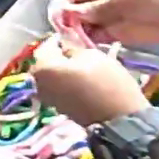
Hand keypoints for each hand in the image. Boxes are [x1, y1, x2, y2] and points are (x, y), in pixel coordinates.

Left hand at [31, 37, 146, 125]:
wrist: (121, 120)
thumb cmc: (107, 84)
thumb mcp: (93, 56)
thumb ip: (73, 46)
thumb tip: (64, 40)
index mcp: (42, 67)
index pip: (46, 46)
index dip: (60, 40)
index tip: (73, 37)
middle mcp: (37, 82)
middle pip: (46, 61)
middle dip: (59, 55)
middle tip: (79, 51)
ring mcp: (45, 96)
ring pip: (51, 74)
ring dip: (63, 68)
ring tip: (83, 65)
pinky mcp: (56, 106)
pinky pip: (56, 86)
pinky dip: (65, 80)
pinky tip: (82, 79)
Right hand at [48, 0, 158, 47]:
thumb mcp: (123, 1)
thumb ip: (92, 9)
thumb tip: (63, 14)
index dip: (59, 7)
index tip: (61, 22)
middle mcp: (97, 3)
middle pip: (69, 12)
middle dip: (65, 24)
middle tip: (69, 38)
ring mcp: (107, 19)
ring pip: (79, 27)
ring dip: (75, 36)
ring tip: (78, 48)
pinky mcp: (117, 35)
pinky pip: (94, 39)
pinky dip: (88, 45)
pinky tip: (88, 52)